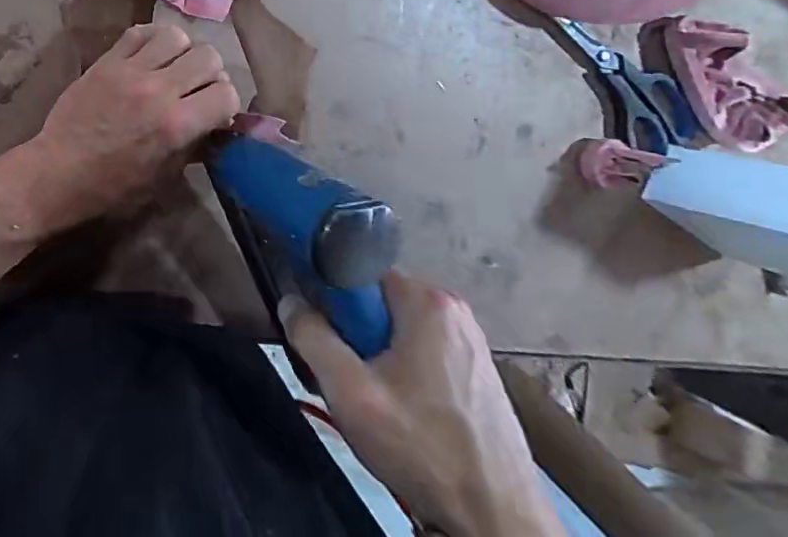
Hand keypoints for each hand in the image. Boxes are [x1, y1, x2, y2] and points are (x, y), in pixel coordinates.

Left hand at [29, 23, 241, 223]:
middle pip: (208, 57)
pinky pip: (139, 32)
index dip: (228, 102)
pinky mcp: (106, 62)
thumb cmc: (113, 186)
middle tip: (197, 87)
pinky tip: (149, 55)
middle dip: (211, 73)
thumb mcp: (164, 176)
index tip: (217, 111)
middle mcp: (159, 90)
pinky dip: (151, 39)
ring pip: (176, 36)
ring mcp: (130, 71)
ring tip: (173, 67)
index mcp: (177, 125)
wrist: (58, 173)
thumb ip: (193, 144)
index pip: (227, 93)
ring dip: (182, 52)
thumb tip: (215, 122)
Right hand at [282, 272, 561, 536]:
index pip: (360, 274)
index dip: (335, 304)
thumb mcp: (351, 393)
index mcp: (429, 300)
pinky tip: (404, 413)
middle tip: (351, 380)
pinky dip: (405, 373)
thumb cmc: (424, 448)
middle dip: (356, 336)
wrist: (497, 518)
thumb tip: (290, 303)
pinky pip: (424, 352)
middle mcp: (454, 309)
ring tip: (377, 402)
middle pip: (379, 303)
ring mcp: (471, 340)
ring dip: (378, 358)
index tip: (327, 338)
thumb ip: (313, 339)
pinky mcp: (478, 369)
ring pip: (399, 330)